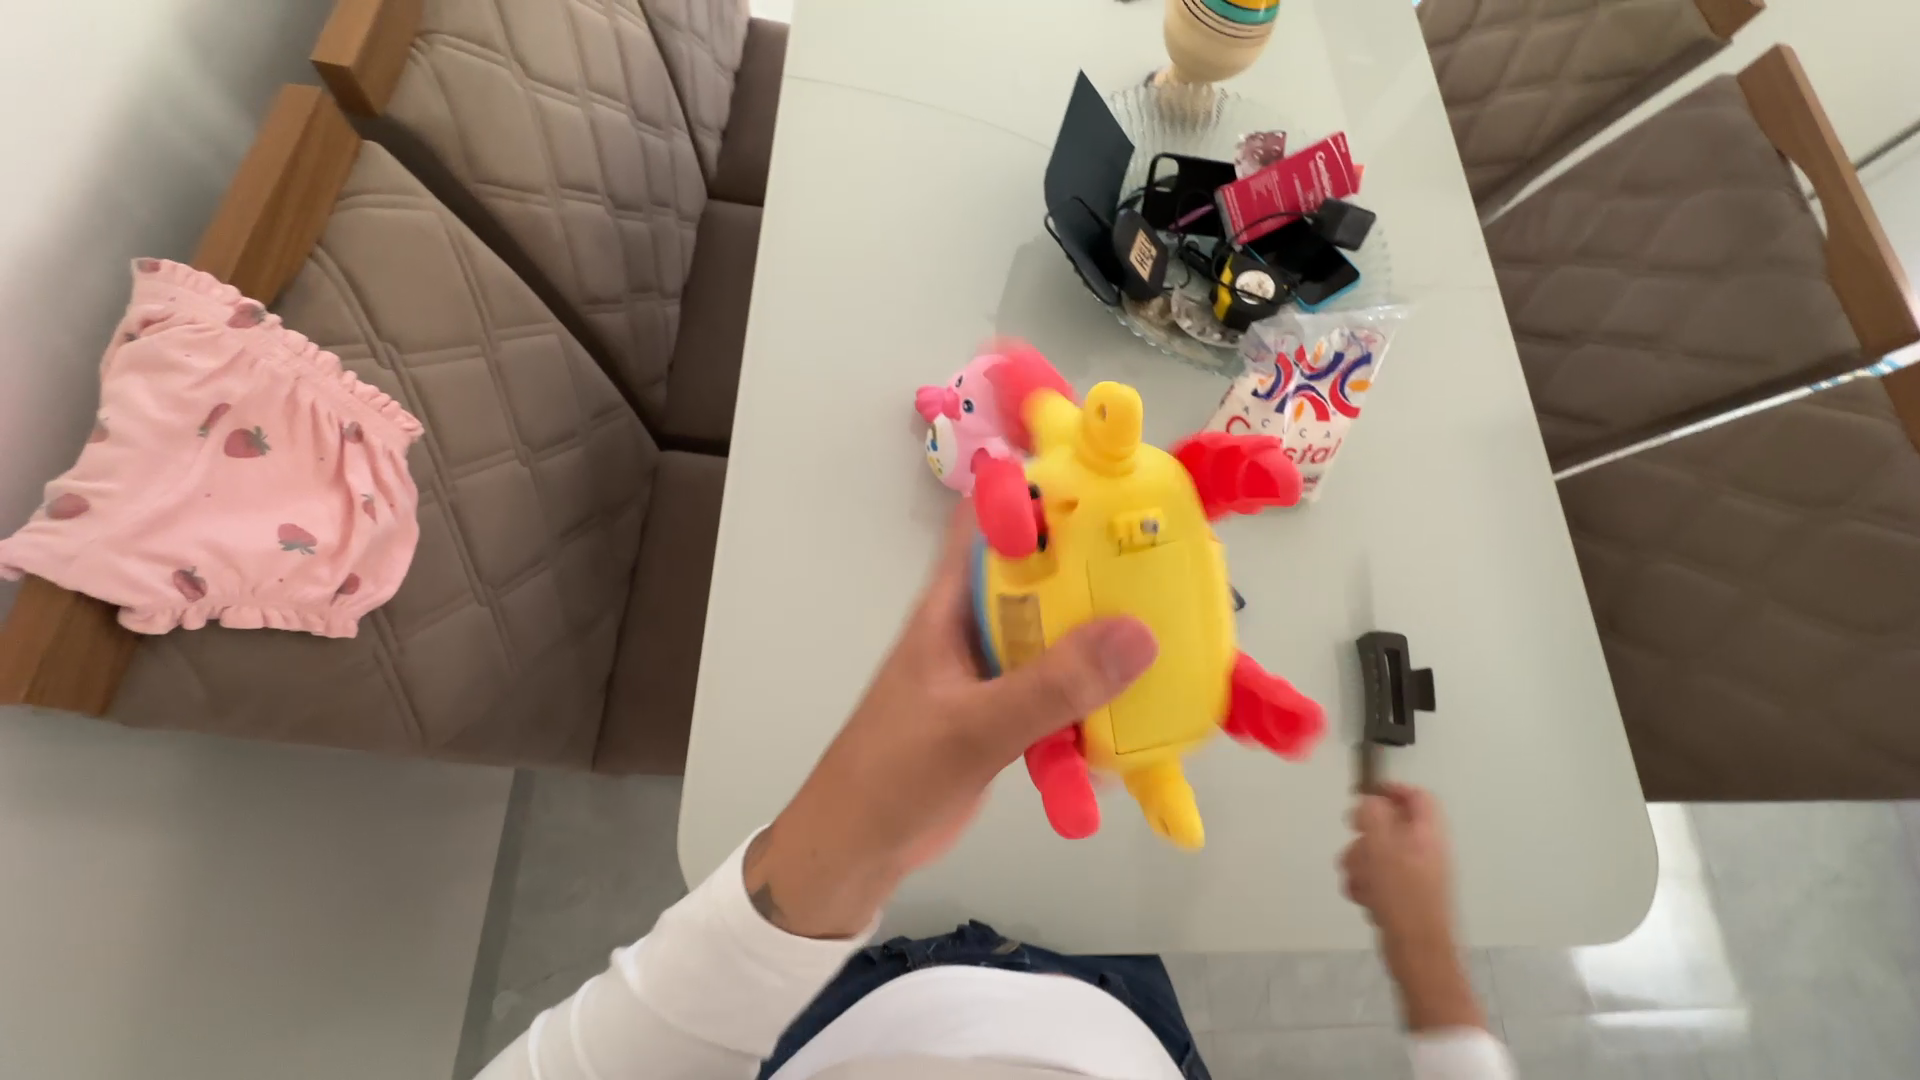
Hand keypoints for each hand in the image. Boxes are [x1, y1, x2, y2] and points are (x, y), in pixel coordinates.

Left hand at [743, 504, 1157, 938]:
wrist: (858, 847)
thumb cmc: (895, 772)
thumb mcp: (974, 727)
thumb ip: (1052, 686)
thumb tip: (1138, 633)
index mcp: (950, 604)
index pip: (985, 522)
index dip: (1035, 490)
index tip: (1105, 482)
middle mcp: (972, 625)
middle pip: (1037, 577)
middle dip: (1092, 566)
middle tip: (1166, 561)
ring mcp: (990, 671)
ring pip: (1053, 635)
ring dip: (1099, 637)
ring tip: (1170, 630)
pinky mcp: (1004, 713)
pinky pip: (1056, 691)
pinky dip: (1090, 698)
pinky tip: (1134, 715)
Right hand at [1342, 783, 1454, 946]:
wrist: (1418, 953)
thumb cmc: (1402, 895)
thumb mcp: (1382, 846)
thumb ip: (1373, 815)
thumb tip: (1370, 799)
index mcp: (1428, 835)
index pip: (1417, 797)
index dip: (1391, 790)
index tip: (1364, 795)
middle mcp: (1425, 851)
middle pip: (1390, 825)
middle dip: (1364, 834)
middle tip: (1354, 840)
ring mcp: (1416, 875)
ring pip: (1377, 852)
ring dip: (1360, 862)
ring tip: (1358, 880)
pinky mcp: (1404, 896)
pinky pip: (1377, 878)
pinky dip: (1365, 884)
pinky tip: (1364, 897)